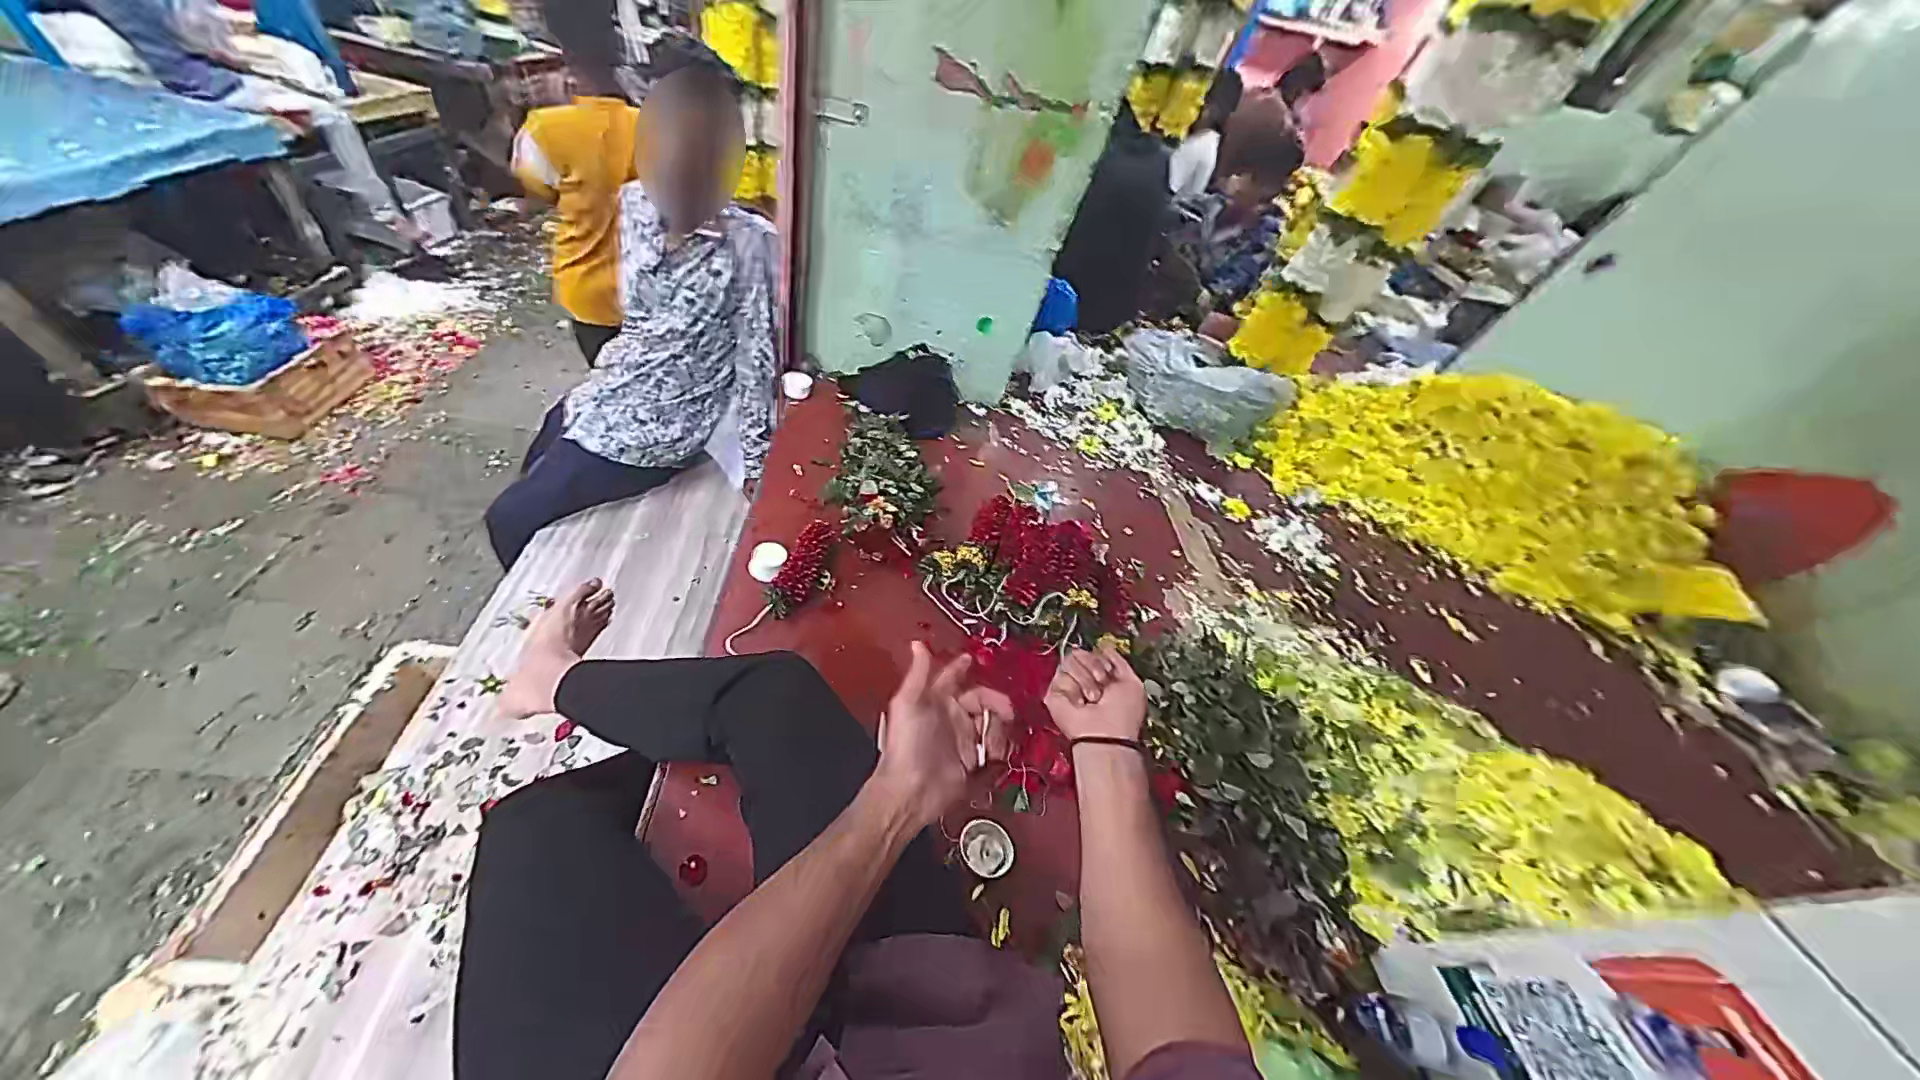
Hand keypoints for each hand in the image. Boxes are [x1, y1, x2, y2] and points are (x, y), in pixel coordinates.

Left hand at [871, 643, 1012, 826]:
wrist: (911, 790)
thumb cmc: (906, 744)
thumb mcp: (908, 702)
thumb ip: (918, 673)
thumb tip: (917, 643)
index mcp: (936, 701)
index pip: (954, 678)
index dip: (964, 668)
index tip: (976, 662)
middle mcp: (952, 717)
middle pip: (982, 700)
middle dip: (996, 702)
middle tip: (1007, 709)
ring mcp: (964, 740)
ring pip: (992, 723)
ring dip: (999, 727)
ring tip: (996, 737)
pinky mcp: (974, 762)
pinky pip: (995, 748)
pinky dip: (1000, 748)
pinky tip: (995, 752)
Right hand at [1044, 643, 1145, 741]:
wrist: (1106, 733)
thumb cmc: (1123, 714)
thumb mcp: (1132, 682)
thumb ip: (1119, 661)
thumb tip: (1104, 646)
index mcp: (1100, 676)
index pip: (1093, 652)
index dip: (1102, 659)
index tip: (1109, 672)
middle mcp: (1083, 678)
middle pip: (1080, 652)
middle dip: (1094, 666)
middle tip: (1101, 684)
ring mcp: (1068, 684)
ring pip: (1070, 661)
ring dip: (1085, 680)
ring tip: (1091, 698)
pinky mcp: (1055, 692)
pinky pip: (1061, 676)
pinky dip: (1073, 689)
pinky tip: (1079, 703)